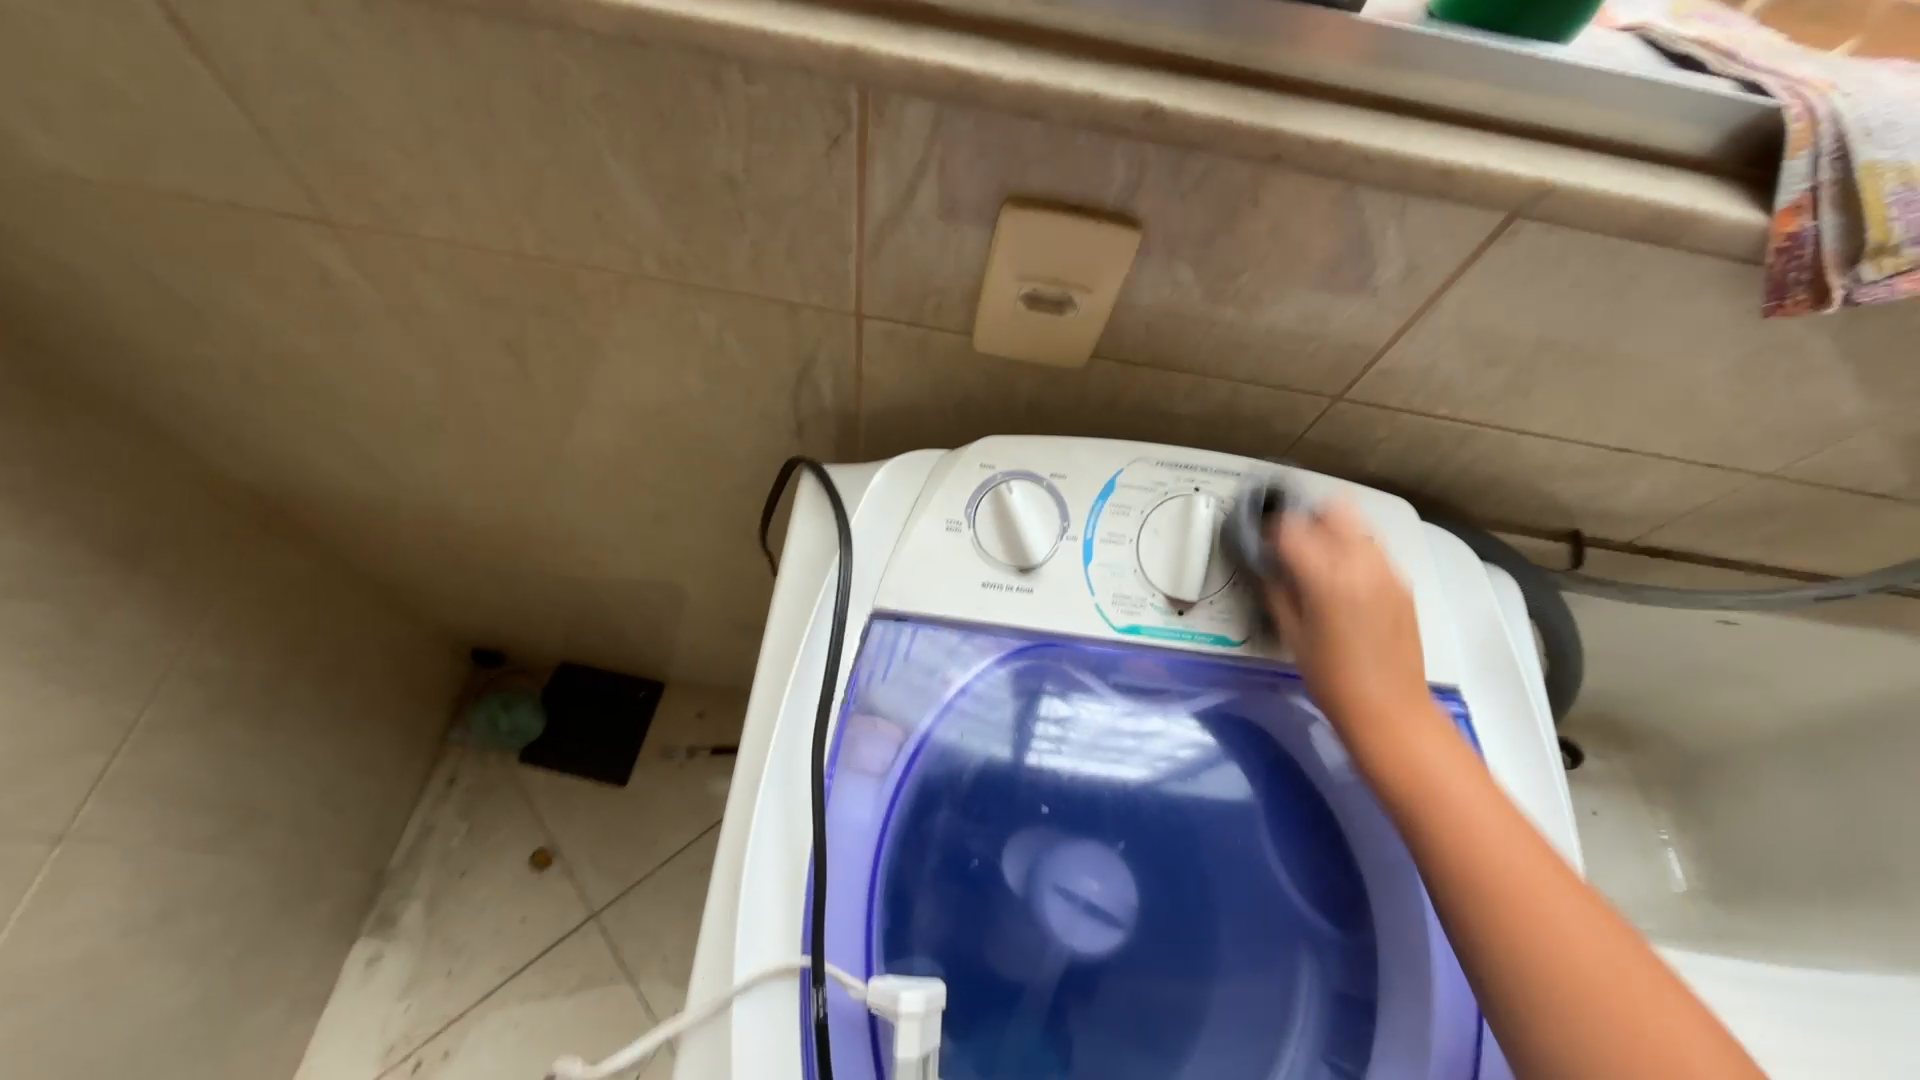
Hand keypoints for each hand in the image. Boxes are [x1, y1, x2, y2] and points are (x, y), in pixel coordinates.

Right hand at [1263, 498, 1435, 747]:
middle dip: (1308, 518)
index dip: (1271, 529)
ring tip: (1318, 560)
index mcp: (1326, 577)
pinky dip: (1354, 552)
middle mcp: (1360, 563)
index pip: (1291, 527)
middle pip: (1333, 509)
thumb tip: (1271, 565)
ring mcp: (1388, 570)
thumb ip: (1278, 589)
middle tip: (1292, 543)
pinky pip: (1373, 550)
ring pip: (1357, 525)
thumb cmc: (1329, 677)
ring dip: (1333, 532)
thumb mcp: (1290, 634)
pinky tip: (1344, 582)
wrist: (1389, 707)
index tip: (1263, 542)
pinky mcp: (1403, 583)